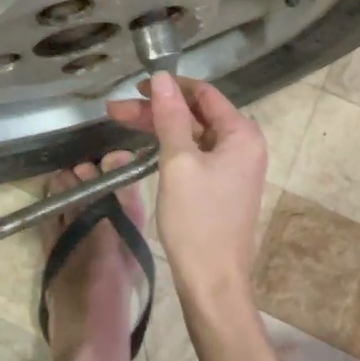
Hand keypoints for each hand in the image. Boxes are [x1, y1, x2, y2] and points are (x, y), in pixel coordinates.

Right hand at [107, 74, 267, 303]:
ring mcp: (234, 167)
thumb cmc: (197, 220)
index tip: (136, 86)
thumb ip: (170, 117)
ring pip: (193, 134)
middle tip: (115, 108)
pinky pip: (195, 154)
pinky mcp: (221, 185)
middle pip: (197, 114)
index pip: (204, 93)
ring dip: (159, 127)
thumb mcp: (179, 163)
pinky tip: (144, 145)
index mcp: (242, 134)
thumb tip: (161, 76)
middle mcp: (244, 145)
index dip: (170, 86)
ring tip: (119, 121)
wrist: (213, 284)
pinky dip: (170, 147)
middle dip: (156, 108)